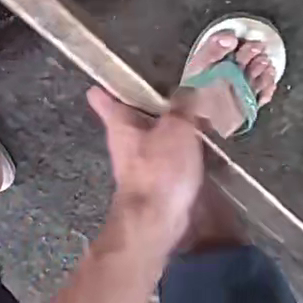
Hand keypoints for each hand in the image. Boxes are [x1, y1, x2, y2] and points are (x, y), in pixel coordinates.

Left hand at [85, 88, 205, 255]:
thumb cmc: (159, 168)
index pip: (104, 100)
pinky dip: (182, 150)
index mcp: (119, 123)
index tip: (101, 82)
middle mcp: (124, 141)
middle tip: (170, 93)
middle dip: (148, 107)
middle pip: (131, 118)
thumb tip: (188, 89)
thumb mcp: (176, 129)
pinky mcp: (154, 181)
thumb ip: (182, 108)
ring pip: (152, 138)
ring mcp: (137, 163)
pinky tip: (201, 147)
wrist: (157, 220)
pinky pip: (168, 158)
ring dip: (170, 129)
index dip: (104, 89)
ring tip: (195, 116)